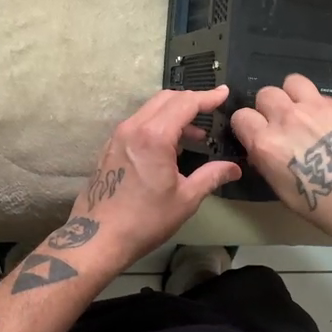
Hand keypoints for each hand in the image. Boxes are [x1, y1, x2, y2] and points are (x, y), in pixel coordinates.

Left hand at [55, 87, 241, 269]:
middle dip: (191, 101)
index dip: (208, 97)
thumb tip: (234, 168)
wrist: (98, 238)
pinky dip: (157, 124)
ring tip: (195, 135)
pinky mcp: (110, 146)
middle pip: (166, 99)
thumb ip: (211, 176)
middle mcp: (133, 127)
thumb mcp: (185, 199)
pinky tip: (169, 147)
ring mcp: (118, 135)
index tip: (224, 94)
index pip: (186, 103)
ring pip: (150, 110)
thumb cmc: (145, 220)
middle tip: (212, 111)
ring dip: (174, 114)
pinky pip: (138, 123)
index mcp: (154, 136)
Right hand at [229, 74, 331, 245]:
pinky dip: (318, 103)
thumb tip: (266, 153)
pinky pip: (319, 93)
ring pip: (292, 82)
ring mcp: (316, 108)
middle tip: (283, 127)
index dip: (248, 127)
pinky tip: (330, 123)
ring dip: (293, 96)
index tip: (257, 136)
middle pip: (265, 94)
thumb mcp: (289, 197)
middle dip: (269, 109)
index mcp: (267, 146)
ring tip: (304, 114)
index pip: (241, 117)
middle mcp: (287, 120)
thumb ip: (271, 165)